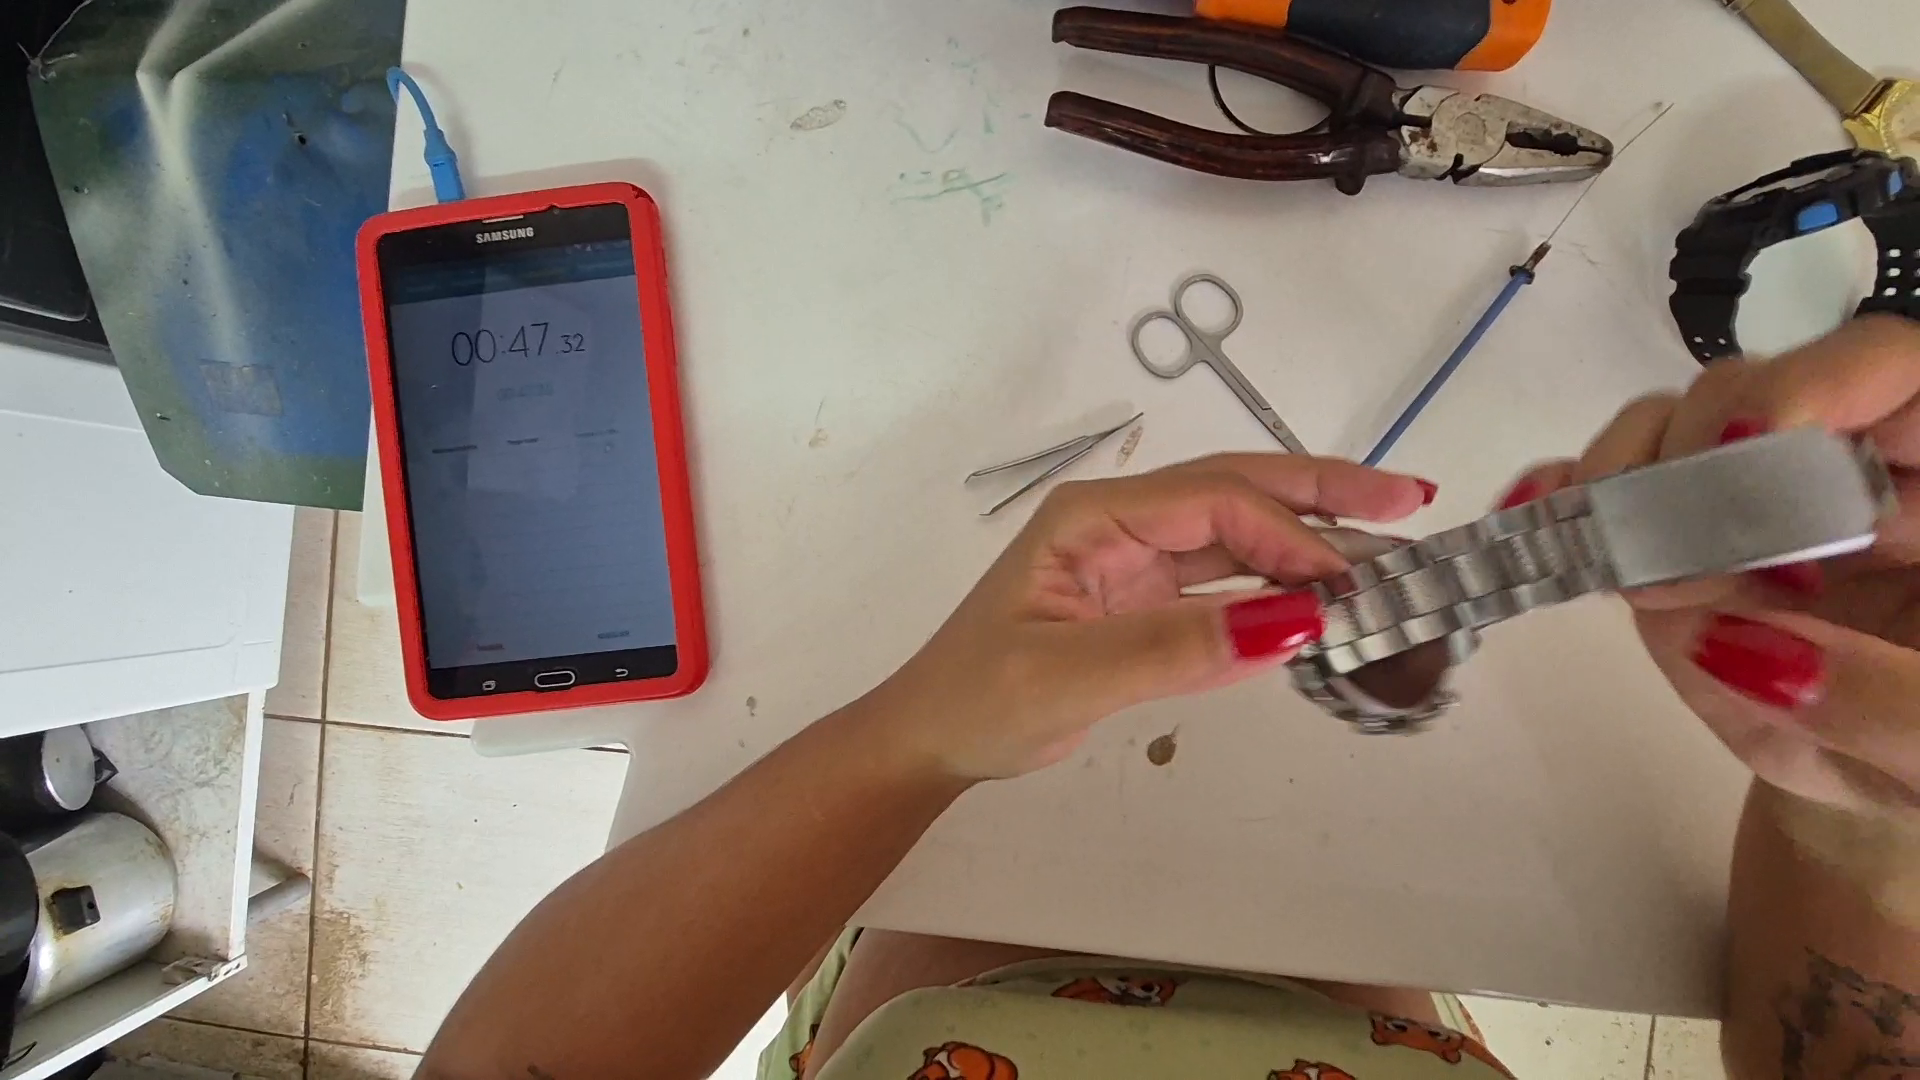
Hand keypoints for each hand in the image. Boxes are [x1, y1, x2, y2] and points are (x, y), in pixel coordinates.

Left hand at [870, 453, 1434, 780]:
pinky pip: (1216, 584)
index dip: (1288, 532)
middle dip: (1318, 494)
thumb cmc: (981, 698)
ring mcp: (1130, 561)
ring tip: (1385, 550)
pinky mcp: (1139, 601)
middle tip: (1409, 499)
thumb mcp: (1067, 675)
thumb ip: (1173, 646)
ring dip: (1304, 541)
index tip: (1350, 585)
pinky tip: (1317, 598)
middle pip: (1231, 493)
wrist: (938, 734)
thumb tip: (1297, 619)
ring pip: (1232, 535)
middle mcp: (1117, 525)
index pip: (1212, 502)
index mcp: (1092, 518)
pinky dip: (1269, 590)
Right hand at [1494, 318, 1919, 814]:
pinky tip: (1531, 513)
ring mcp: (1731, 499)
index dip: (1822, 385)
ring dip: (1617, 486)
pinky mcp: (1657, 530)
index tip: (1748, 449)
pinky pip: (1592, 485)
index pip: (1899, 378)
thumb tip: (1718, 634)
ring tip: (1621, 571)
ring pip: (1660, 428)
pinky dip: (1552, 494)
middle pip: (1752, 390)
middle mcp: (1835, 472)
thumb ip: (1878, 701)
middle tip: (1672, 559)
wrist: (1871, 763)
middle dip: (1694, 459)